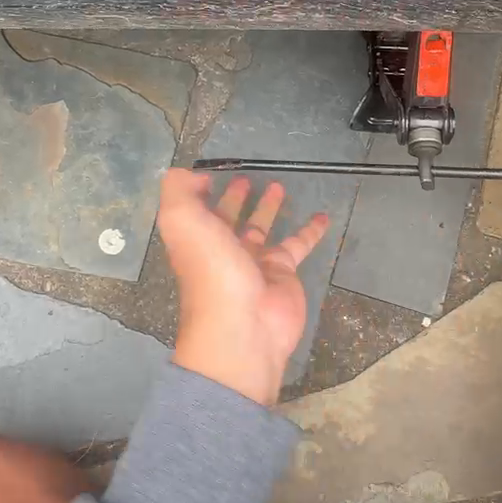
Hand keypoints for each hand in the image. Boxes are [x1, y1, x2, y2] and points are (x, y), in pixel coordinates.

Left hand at [157, 169, 329, 405]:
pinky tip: (322, 216)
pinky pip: (298, 245)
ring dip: (268, 208)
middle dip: (234, 200)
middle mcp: (222, 251)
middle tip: (246, 179)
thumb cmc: (212, 272)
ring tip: (280, 185)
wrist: (244, 328)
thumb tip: (192, 175)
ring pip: (261, 229)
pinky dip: (310, 231)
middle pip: (227, 220)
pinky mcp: (283, 273)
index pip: (195, 212)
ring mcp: (254, 264)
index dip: (198, 193)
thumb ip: (179, 192)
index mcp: (196, 241)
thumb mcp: (183, 223)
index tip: (209, 175)